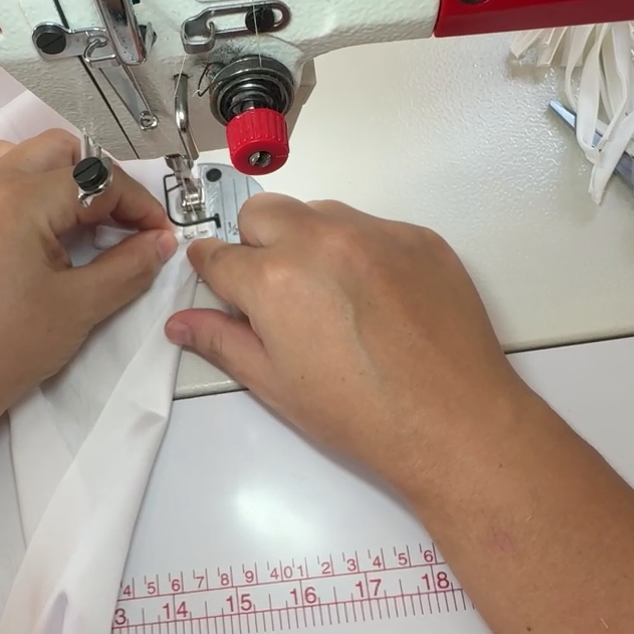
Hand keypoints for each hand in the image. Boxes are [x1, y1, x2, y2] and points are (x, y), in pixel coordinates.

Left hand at [0, 129, 177, 412]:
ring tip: (72, 221)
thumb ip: (130, 266)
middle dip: (100, 183)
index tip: (158, 237)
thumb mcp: (83, 306)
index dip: (140, 206)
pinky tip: (6, 206)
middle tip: (121, 228)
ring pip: (14, 154)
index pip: (99, 180)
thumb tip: (160, 243)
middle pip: (59, 151)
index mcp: (24, 201)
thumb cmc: (11, 347)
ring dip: (52, 176)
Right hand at [164, 195, 542, 498]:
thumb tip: (181, 324)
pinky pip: (372, 226)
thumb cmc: (362, 415)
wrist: (452, 421)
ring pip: (319, 212)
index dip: (209, 269)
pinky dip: (361, 251)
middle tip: (273, 290)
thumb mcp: (276, 386)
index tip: (215, 276)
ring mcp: (376, 233)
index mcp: (275, 281)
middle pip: (263, 212)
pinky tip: (376, 299)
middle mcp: (322, 241)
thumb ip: (223, 343)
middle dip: (255, 243)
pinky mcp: (419, 237)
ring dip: (308, 241)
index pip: (218, 256)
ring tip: (330, 296)